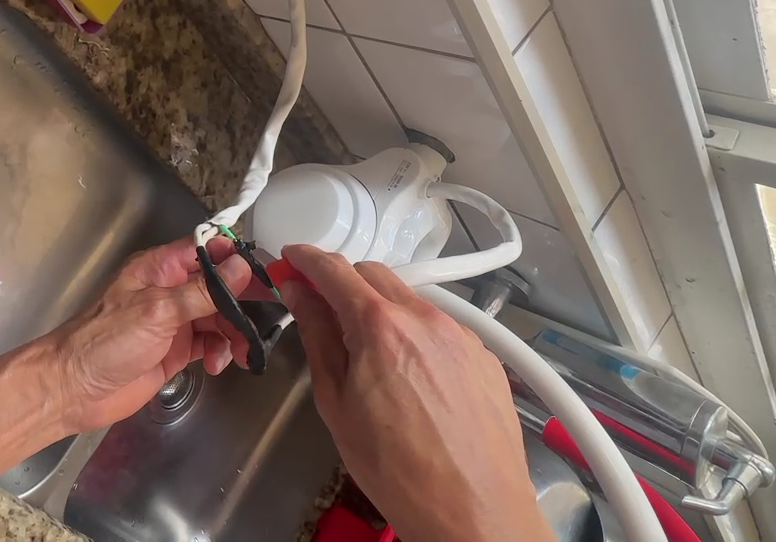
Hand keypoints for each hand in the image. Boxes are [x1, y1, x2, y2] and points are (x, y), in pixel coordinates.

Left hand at [31, 236, 253, 433]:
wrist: (76, 388)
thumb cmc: (106, 341)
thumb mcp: (158, 311)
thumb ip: (201, 291)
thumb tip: (239, 265)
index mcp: (158, 268)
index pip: (203, 249)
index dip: (232, 257)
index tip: (260, 274)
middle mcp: (168, 289)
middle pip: (217, 285)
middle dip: (240, 302)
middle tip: (261, 321)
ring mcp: (173, 320)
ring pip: (217, 316)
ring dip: (234, 331)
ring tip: (240, 352)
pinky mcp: (175, 349)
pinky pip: (209, 342)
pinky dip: (220, 351)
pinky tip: (218, 364)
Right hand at [282, 245, 549, 541]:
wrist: (477, 520)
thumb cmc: (400, 472)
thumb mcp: (335, 402)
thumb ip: (316, 335)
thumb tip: (299, 296)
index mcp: (379, 327)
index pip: (332, 269)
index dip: (305, 259)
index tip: (291, 261)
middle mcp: (423, 319)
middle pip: (371, 272)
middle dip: (341, 280)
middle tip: (320, 304)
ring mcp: (459, 335)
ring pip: (406, 297)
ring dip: (379, 305)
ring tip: (368, 348)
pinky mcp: (484, 356)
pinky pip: (438, 325)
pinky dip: (414, 330)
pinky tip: (408, 370)